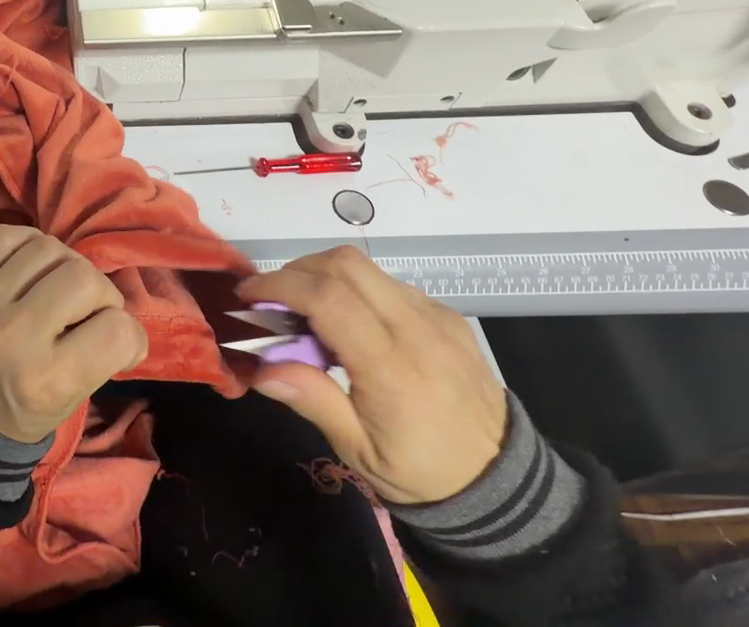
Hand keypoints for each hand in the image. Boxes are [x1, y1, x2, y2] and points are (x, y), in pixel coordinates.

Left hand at [0, 225, 149, 442]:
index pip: (116, 331)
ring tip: (63, 287)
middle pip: (84, 278)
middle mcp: (13, 338)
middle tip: (92, 310)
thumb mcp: (77, 397)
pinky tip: (36, 268)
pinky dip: (31, 244)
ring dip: (68, 264)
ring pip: (50, 248)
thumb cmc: (31, 405)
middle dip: (102, 292)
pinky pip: (9, 236)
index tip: (118, 341)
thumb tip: (128, 318)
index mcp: (46, 380)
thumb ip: (109, 354)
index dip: (128, 332)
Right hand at [236, 247, 506, 503]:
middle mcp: (416, 329)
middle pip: (345, 264)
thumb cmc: (421, 472)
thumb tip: (260, 368)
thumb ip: (312, 400)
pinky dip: (356, 290)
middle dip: (297, 270)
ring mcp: (436, 317)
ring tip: (307, 313)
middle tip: (273, 299)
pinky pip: (390, 284)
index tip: (247, 294)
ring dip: (324, 277)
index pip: (327, 298)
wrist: (501, 483)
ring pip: (367, 269)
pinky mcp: (447, 316)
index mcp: (391, 366)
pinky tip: (350, 324)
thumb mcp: (358, 450)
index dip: (279, 285)